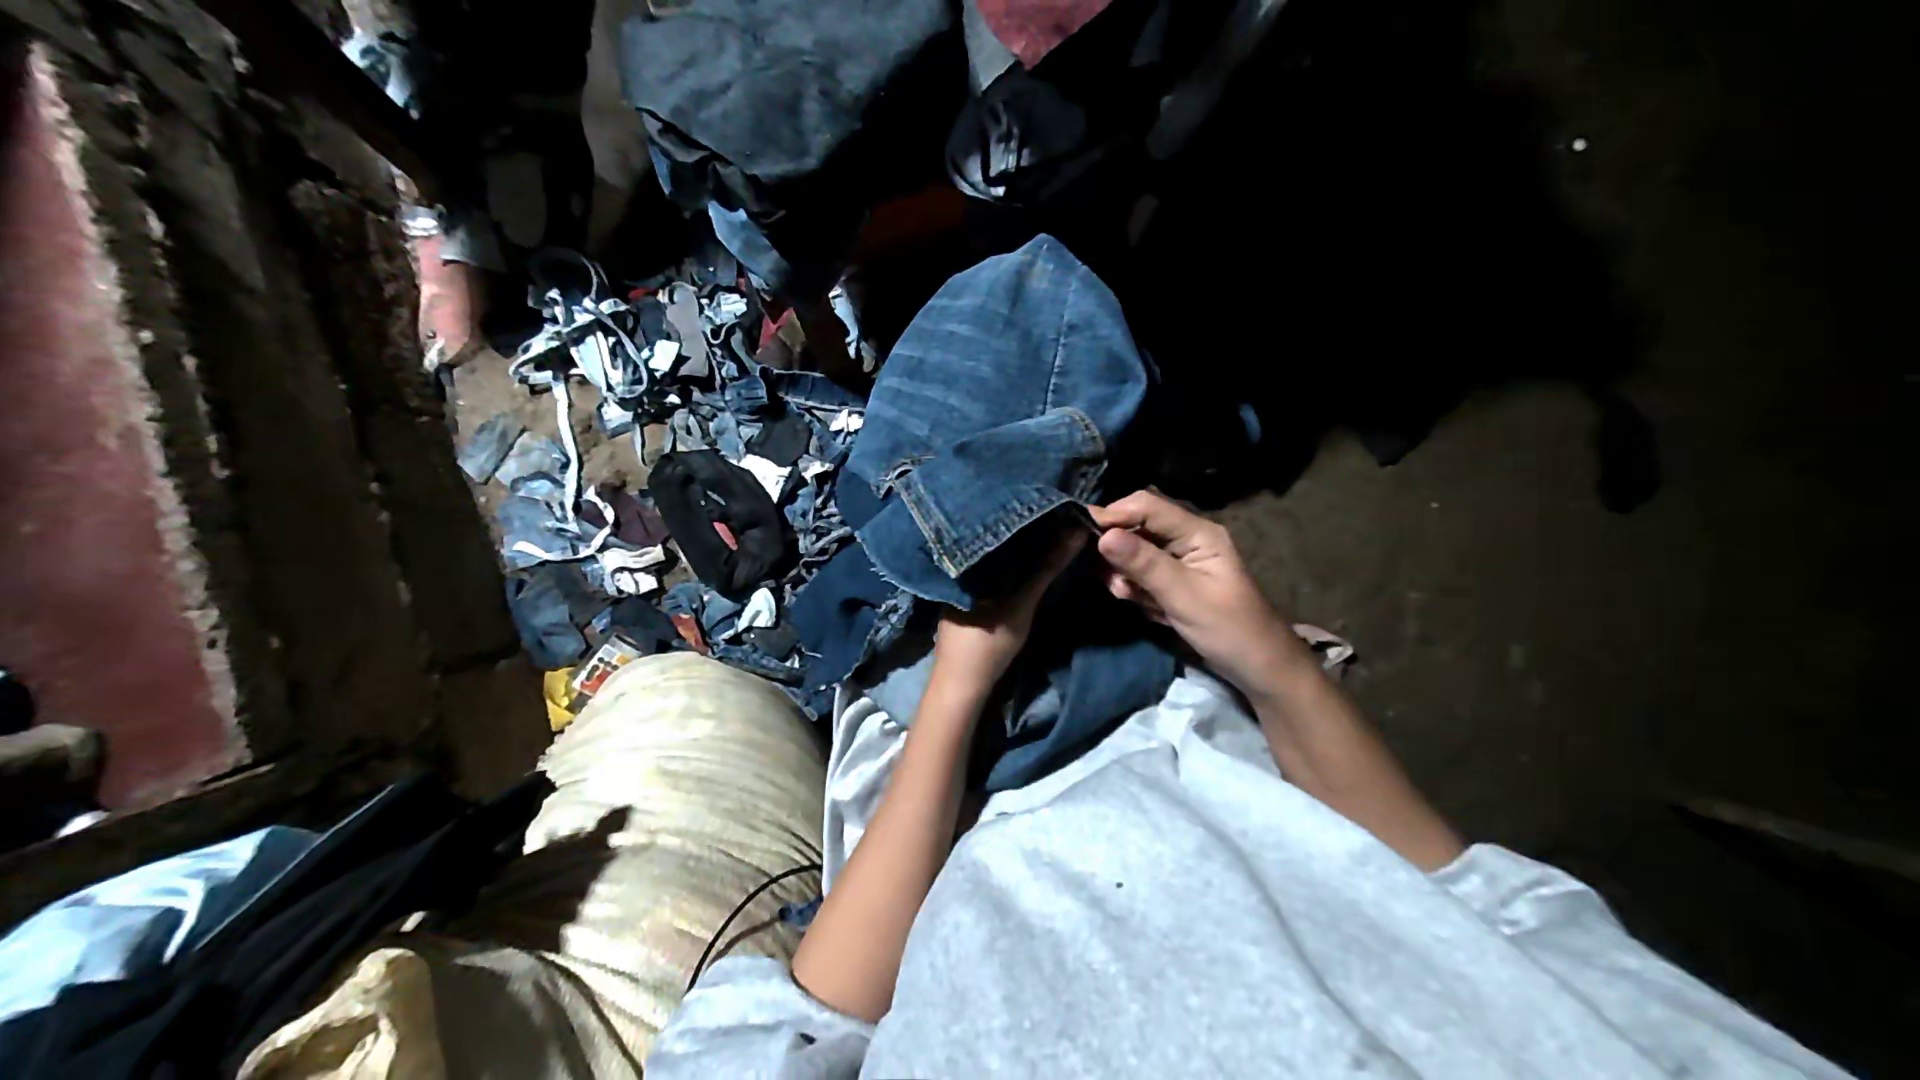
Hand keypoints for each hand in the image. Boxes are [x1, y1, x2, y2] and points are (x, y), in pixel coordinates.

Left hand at [932, 528, 1086, 690]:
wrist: (963, 685)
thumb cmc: (987, 641)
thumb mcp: (1021, 604)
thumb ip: (1046, 569)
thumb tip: (1075, 532)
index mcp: (962, 559)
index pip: (992, 526)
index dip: (1018, 515)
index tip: (1044, 503)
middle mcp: (957, 566)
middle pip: (992, 541)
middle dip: (1018, 530)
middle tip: (1049, 515)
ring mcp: (959, 583)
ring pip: (992, 557)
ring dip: (1014, 549)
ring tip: (1042, 530)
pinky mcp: (965, 598)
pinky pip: (989, 572)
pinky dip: (1007, 566)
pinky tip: (1024, 561)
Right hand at [1091, 490, 1314, 699]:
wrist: (1258, 668)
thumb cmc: (1228, 629)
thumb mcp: (1183, 597)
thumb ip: (1144, 564)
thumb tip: (1104, 535)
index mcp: (1197, 532)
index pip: (1147, 506)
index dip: (1113, 515)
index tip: (1080, 532)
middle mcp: (1186, 539)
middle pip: (1137, 528)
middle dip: (1117, 551)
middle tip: (1113, 581)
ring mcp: (1179, 561)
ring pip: (1134, 554)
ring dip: (1125, 575)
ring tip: (1128, 598)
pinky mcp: (1172, 582)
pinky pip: (1140, 575)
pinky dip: (1135, 589)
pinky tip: (1144, 607)